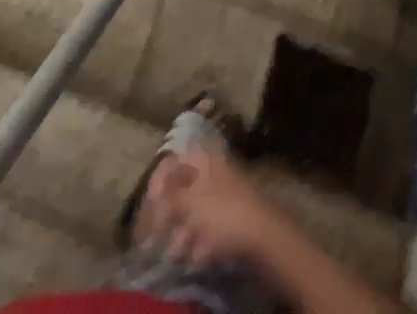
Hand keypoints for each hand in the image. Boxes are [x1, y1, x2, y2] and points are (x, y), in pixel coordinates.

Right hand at [144, 150, 290, 266]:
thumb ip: (167, 198)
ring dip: (182, 231)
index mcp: (204, 159)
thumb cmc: (222, 213)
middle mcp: (216, 171)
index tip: (149, 203)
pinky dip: (200, 240)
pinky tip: (194, 257)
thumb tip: (155, 200)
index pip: (172, 162)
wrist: (267, 237)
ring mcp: (229, 194)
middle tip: (157, 231)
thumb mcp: (188, 203)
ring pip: (198, 210)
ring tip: (174, 253)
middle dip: (169, 212)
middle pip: (184, 188)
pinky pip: (212, 226)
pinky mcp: (239, 218)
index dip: (156, 182)